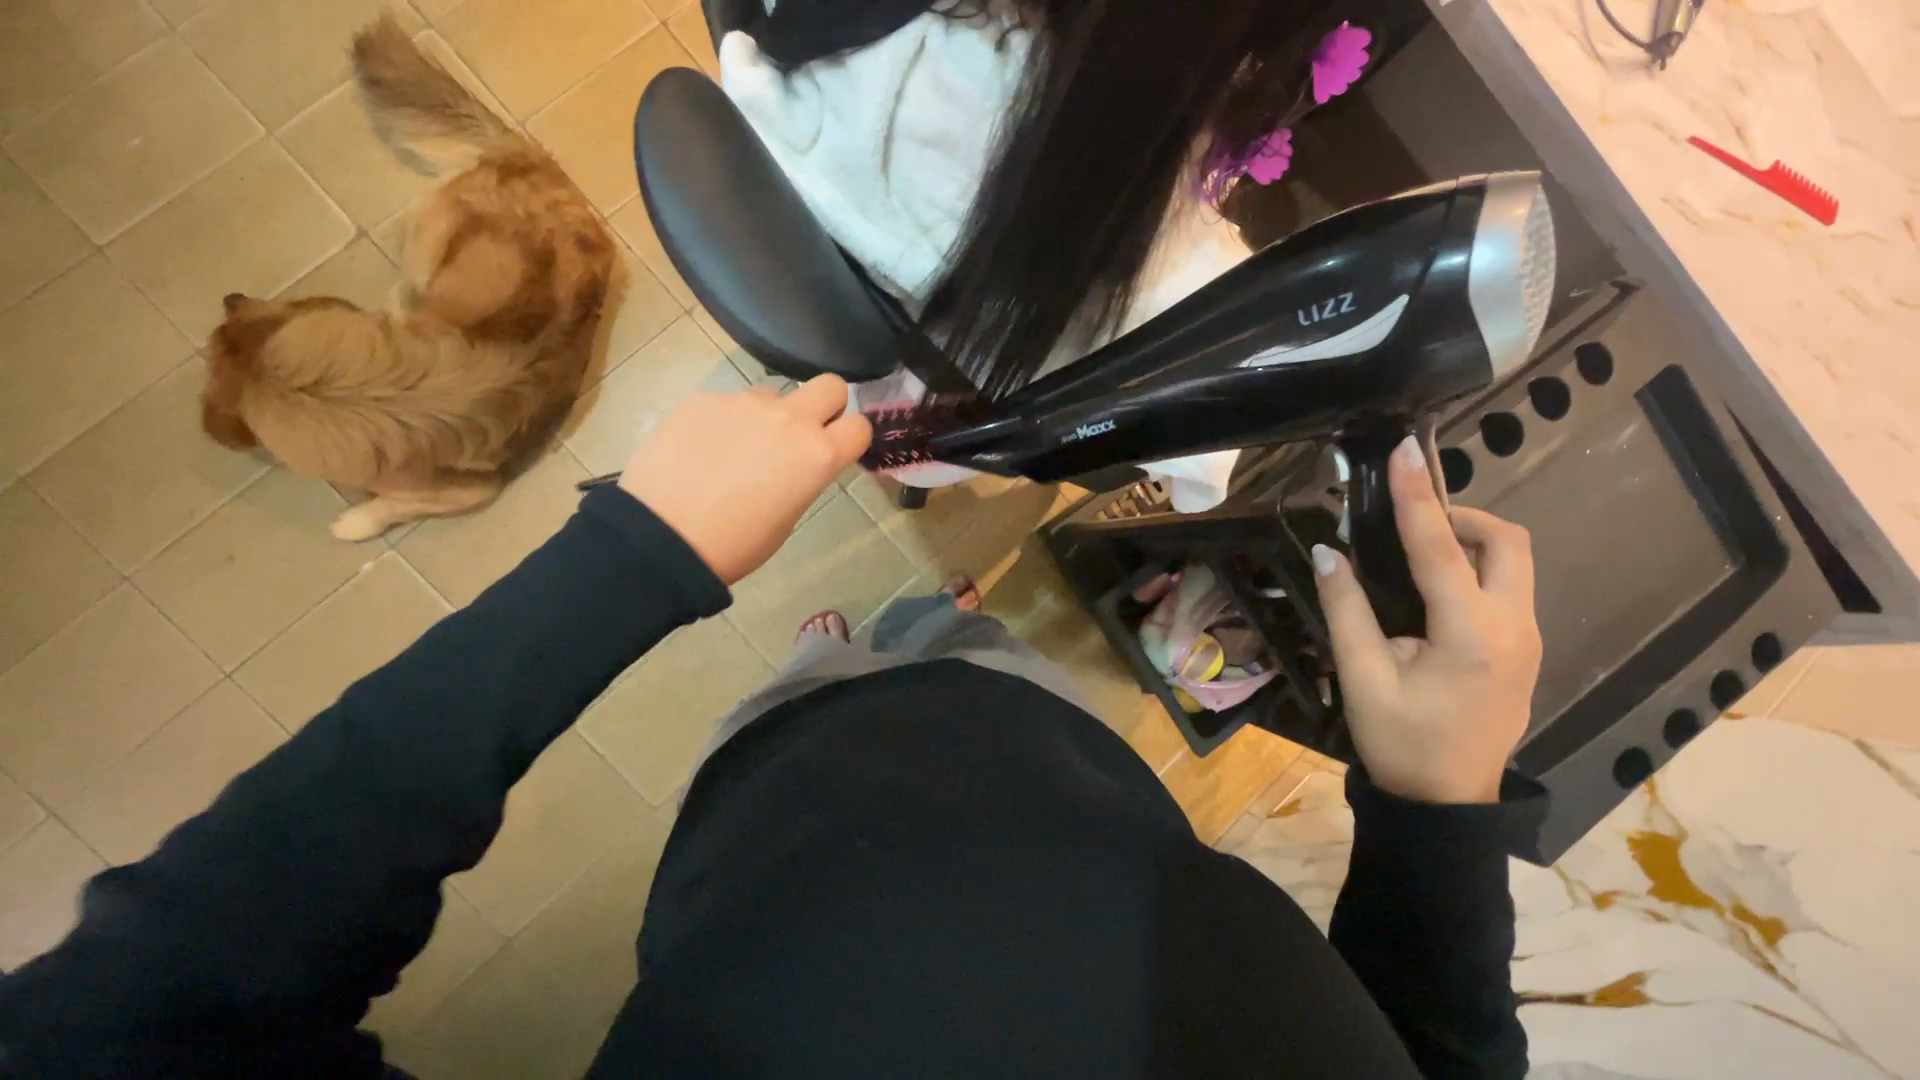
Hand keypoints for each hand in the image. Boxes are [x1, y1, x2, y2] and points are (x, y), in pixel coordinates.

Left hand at [619, 375, 870, 584]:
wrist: (661, 537)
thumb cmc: (734, 544)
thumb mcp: (787, 518)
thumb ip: (803, 476)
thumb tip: (796, 461)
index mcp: (817, 455)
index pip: (860, 426)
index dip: (850, 438)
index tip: (836, 449)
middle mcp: (789, 419)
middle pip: (830, 385)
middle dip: (825, 405)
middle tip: (800, 434)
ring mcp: (743, 403)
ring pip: (772, 394)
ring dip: (766, 416)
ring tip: (734, 451)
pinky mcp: (703, 399)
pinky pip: (727, 403)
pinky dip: (723, 422)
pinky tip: (700, 451)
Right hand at [1311, 436, 1541, 803]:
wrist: (1446, 805)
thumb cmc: (1400, 742)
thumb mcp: (1362, 677)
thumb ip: (1346, 609)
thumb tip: (1329, 553)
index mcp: (1472, 634)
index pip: (1441, 548)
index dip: (1418, 497)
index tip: (1406, 451)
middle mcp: (1515, 628)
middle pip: (1508, 543)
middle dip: (1463, 517)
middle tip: (1413, 524)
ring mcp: (1529, 641)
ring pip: (1514, 565)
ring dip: (1470, 544)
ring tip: (1415, 554)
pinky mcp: (1525, 652)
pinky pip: (1508, 591)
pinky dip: (1475, 571)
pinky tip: (1433, 593)